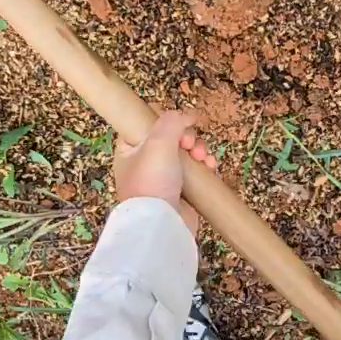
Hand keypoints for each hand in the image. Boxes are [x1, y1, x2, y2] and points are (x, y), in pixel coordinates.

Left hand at [114, 111, 217, 232]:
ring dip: (200, 150)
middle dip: (188, 137)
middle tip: (190, 145)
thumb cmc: (152, 181)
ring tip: (202, 158)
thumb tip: (187, 115)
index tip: (180, 122)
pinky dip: (205, 166)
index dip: (166, 119)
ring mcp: (165, 177)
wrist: (162, 224)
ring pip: (188, 152)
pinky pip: (197, 170)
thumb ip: (172, 121)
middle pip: (172, 136)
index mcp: (130, 149)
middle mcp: (146, 162)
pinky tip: (210, 167)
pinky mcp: (182, 191)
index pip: (147, 124)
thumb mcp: (158, 142)